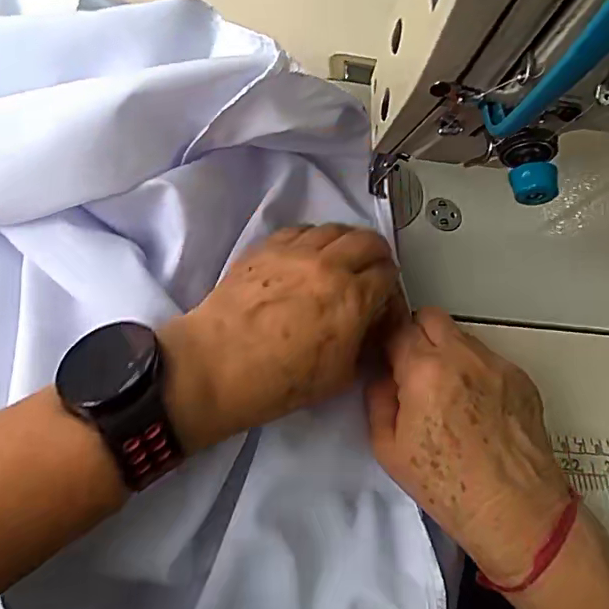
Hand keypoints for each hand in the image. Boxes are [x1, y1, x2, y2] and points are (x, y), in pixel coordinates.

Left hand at [159, 224, 399, 450]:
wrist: (218, 363)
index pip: (388, 275)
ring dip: (344, 243)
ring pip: (332, 229)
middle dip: (376, 257)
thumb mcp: (339, 376)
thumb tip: (367, 327)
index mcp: (352, 297)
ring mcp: (291, 252)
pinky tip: (305, 256)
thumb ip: (362, 344)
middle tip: (370, 274)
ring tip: (338, 262)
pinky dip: (310, 238)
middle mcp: (326, 265)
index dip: (390, 290)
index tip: (383, 302)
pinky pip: (297, 230)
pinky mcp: (262, 249)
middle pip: (367, 241)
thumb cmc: (279, 379)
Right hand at [366, 308, 571, 587]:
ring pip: (460, 335)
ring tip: (444, 391)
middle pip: (429, 316)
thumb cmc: (444, 483)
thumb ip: (378, 398)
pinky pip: (486, 358)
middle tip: (410, 368)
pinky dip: (473, 369)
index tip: (383, 361)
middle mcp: (463, 356)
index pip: (394, 327)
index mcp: (423, 369)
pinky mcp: (522, 379)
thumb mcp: (387, 446)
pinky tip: (473, 405)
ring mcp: (497, 365)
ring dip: (445, 350)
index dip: (384, 342)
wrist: (518, 513)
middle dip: (415, 334)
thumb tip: (383, 376)